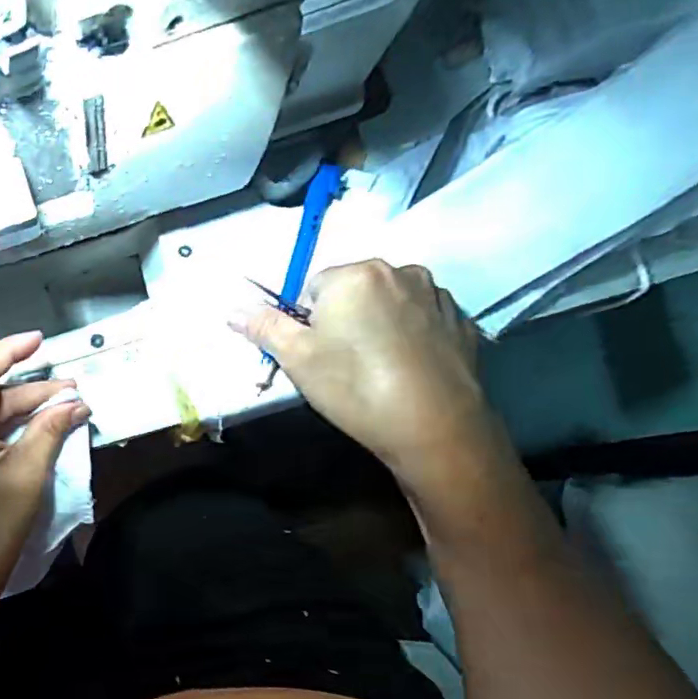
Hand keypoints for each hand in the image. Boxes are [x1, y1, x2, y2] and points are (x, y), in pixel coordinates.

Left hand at [0, 331, 89, 645]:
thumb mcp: (29, 474)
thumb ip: (49, 429)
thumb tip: (75, 402)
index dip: (11, 350)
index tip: (40, 339)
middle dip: (31, 390)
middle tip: (73, 389)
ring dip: (21, 408)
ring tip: (64, 404)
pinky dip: (6, 426)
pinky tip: (38, 423)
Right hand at [233, 261, 488, 475]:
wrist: (434, 427)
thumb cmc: (355, 387)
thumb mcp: (297, 359)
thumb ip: (265, 328)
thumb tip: (234, 310)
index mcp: (355, 275)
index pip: (313, 289)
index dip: (308, 325)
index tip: (316, 357)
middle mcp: (400, 271)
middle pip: (354, 292)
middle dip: (344, 320)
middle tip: (342, 365)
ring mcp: (437, 295)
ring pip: (390, 305)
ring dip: (379, 326)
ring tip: (377, 370)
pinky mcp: (462, 322)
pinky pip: (422, 321)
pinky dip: (411, 338)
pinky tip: (407, 371)